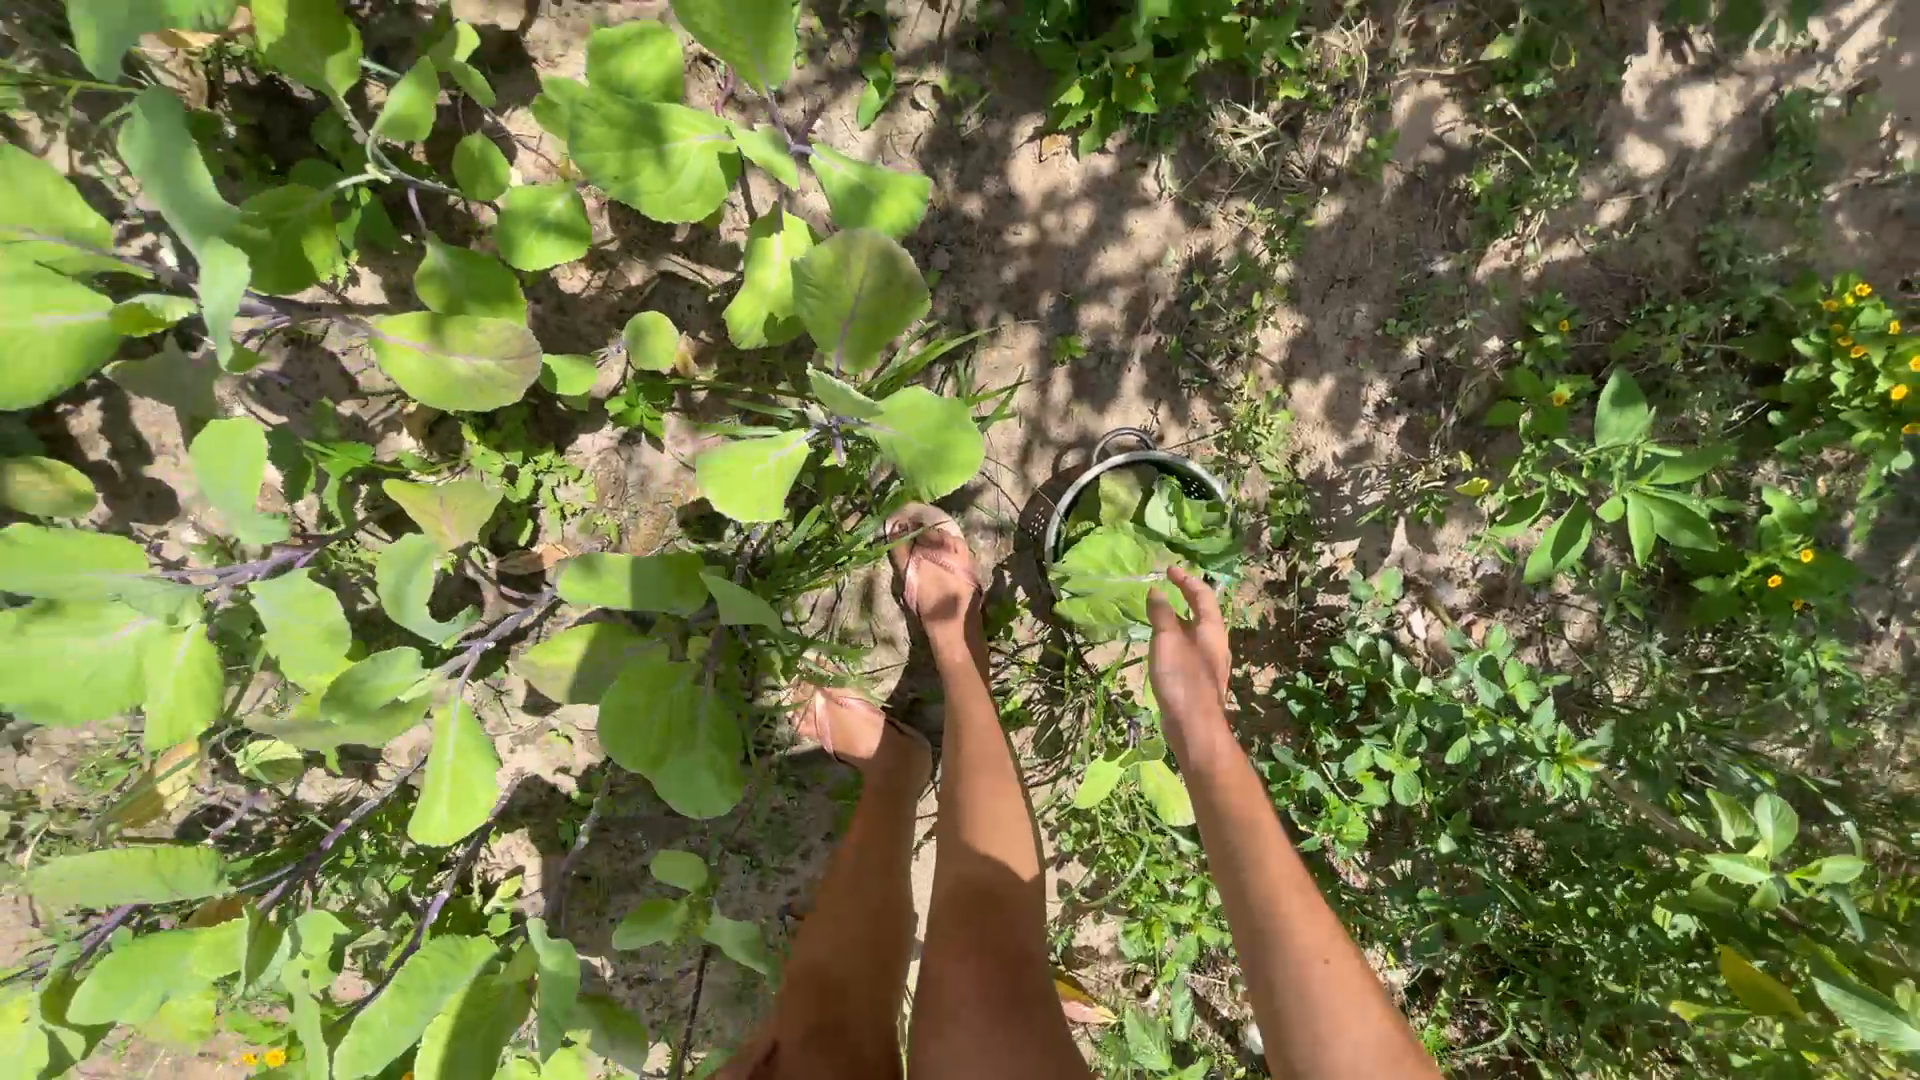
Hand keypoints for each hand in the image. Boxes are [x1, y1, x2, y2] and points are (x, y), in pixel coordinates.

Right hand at [1146, 566, 1231, 754]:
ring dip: (1179, 617)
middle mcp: (1215, 643)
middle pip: (1203, 612)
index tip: (1170, 570)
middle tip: (1168, 586)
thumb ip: (1162, 614)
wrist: (1195, 726)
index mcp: (1212, 630)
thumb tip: (1157, 591)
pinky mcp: (1199, 679)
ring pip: (1195, 631)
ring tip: (1160, 613)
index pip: (1203, 595)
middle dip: (1186, 597)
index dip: (1187, 580)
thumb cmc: (1182, 679)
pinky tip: (1163, 646)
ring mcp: (1208, 663)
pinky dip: (1176, 636)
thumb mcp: (1168, 640)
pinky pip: (1188, 647)